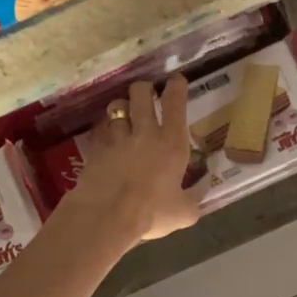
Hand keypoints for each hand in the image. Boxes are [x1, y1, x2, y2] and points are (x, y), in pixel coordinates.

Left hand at [66, 74, 202, 246]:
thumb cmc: (151, 213)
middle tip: (147, 95)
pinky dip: (105, 129)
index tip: (176, 80)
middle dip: (145, 89)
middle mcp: (145, 133)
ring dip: (122, 107)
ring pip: (117, 107)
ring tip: (124, 114)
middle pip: (141, 93)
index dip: (176, 87)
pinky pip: (101, 129)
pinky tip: (106, 137)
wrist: (107, 216)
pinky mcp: (96, 148)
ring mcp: (118, 138)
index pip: (175, 103)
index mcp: (172, 143)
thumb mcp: (183, 213)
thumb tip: (200, 192)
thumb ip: (194, 200)